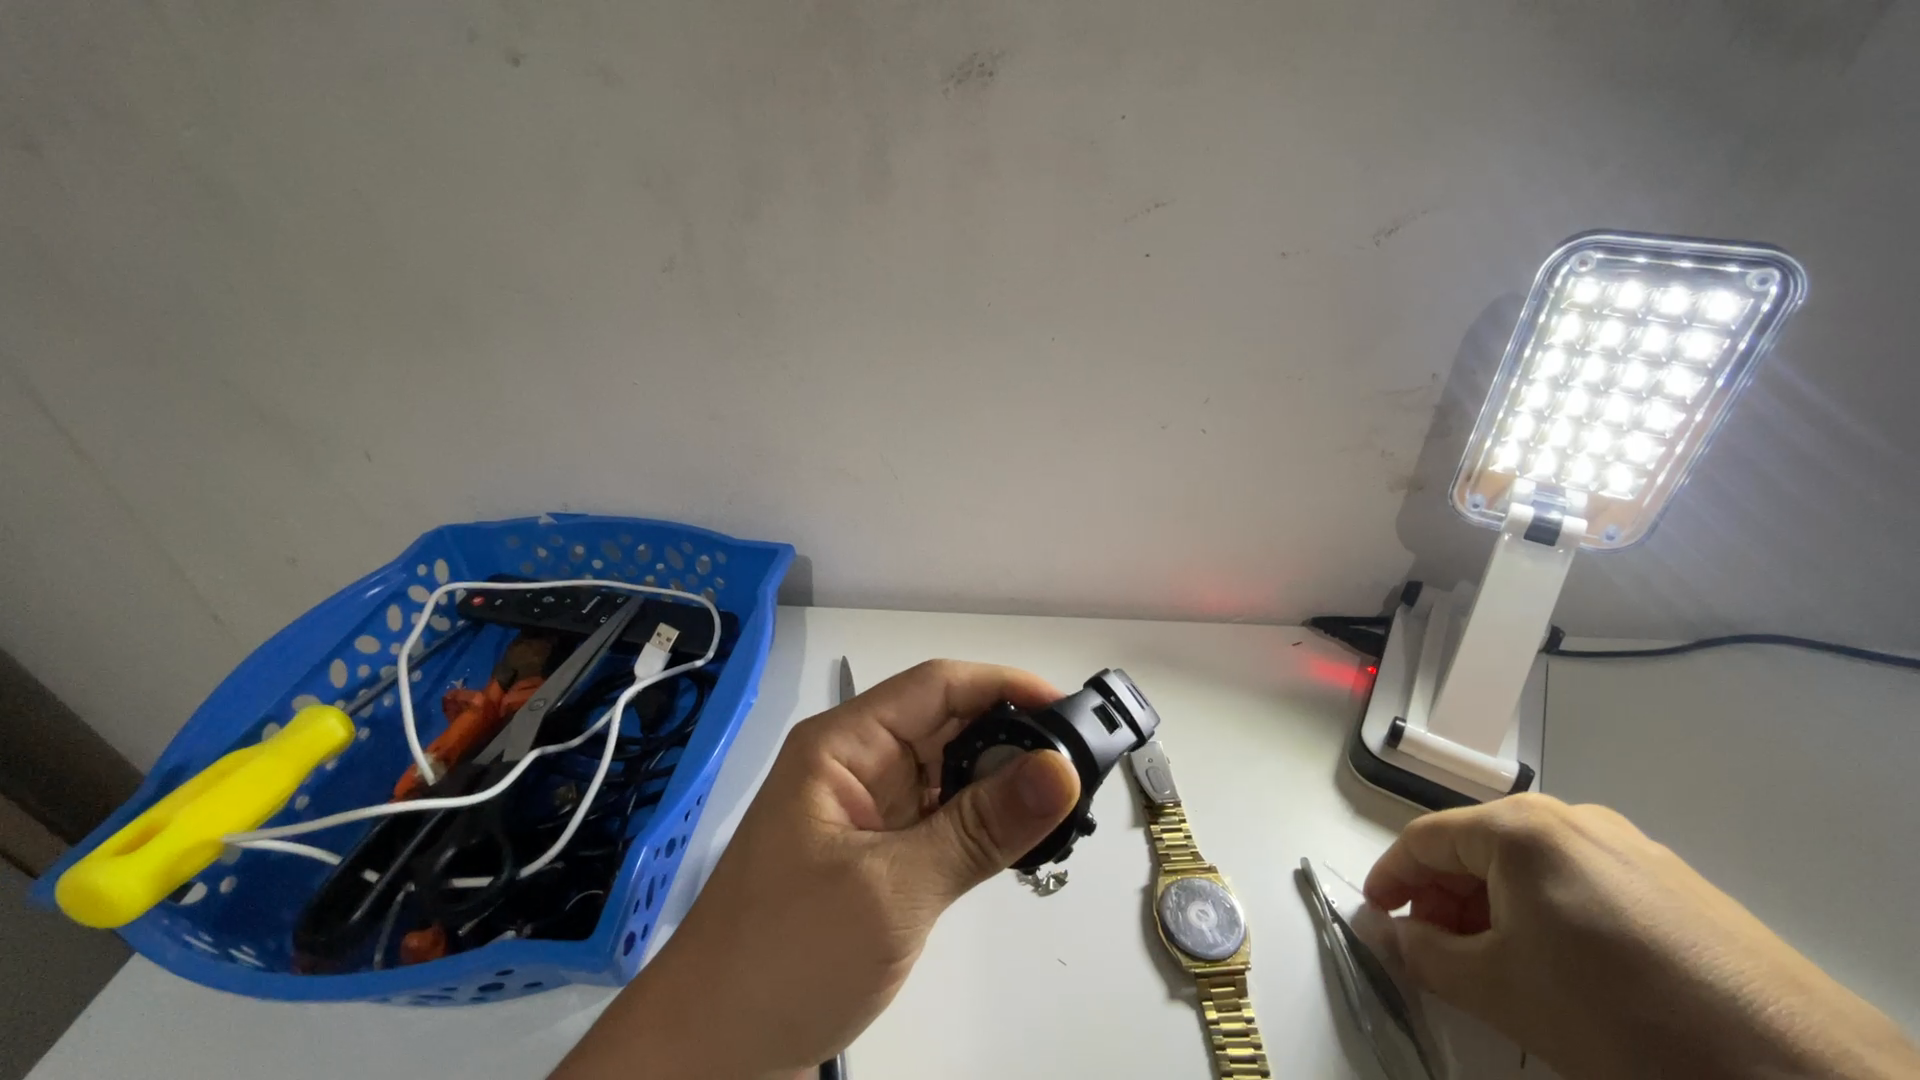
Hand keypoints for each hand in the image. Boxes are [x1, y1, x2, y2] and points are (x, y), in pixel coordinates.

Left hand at [550, 660, 1081, 1079]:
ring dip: (1001, 786)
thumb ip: (982, 828)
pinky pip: (940, 822)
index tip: (1071, 710)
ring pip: (948, 776)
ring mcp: (865, 814)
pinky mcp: (875, 858)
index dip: (1006, 686)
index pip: (937, 686)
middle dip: (1013, 739)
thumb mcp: (894, 889)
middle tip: (1084, 770)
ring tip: (1065, 808)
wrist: (711, 1055)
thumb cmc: (787, 958)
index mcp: (842, 746)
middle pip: (946, 727)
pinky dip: (980, 827)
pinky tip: (1020, 843)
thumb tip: (1063, 770)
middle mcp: (855, 766)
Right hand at [1363, 794, 1919, 1079]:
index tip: (1375, 913)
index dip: (1389, 876)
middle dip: (1445, 896)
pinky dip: (1546, 911)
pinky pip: (1581, 881)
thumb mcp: (1497, 989)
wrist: (1796, 1067)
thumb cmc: (1619, 1014)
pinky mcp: (1675, 882)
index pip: (1425, 838)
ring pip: (1530, 865)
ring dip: (1494, 906)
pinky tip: (1561, 965)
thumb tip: (1395, 935)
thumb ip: (1424, 954)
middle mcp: (1574, 819)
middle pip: (1478, 845)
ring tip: (1496, 963)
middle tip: (1434, 948)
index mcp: (1521, 829)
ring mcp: (1632, 846)